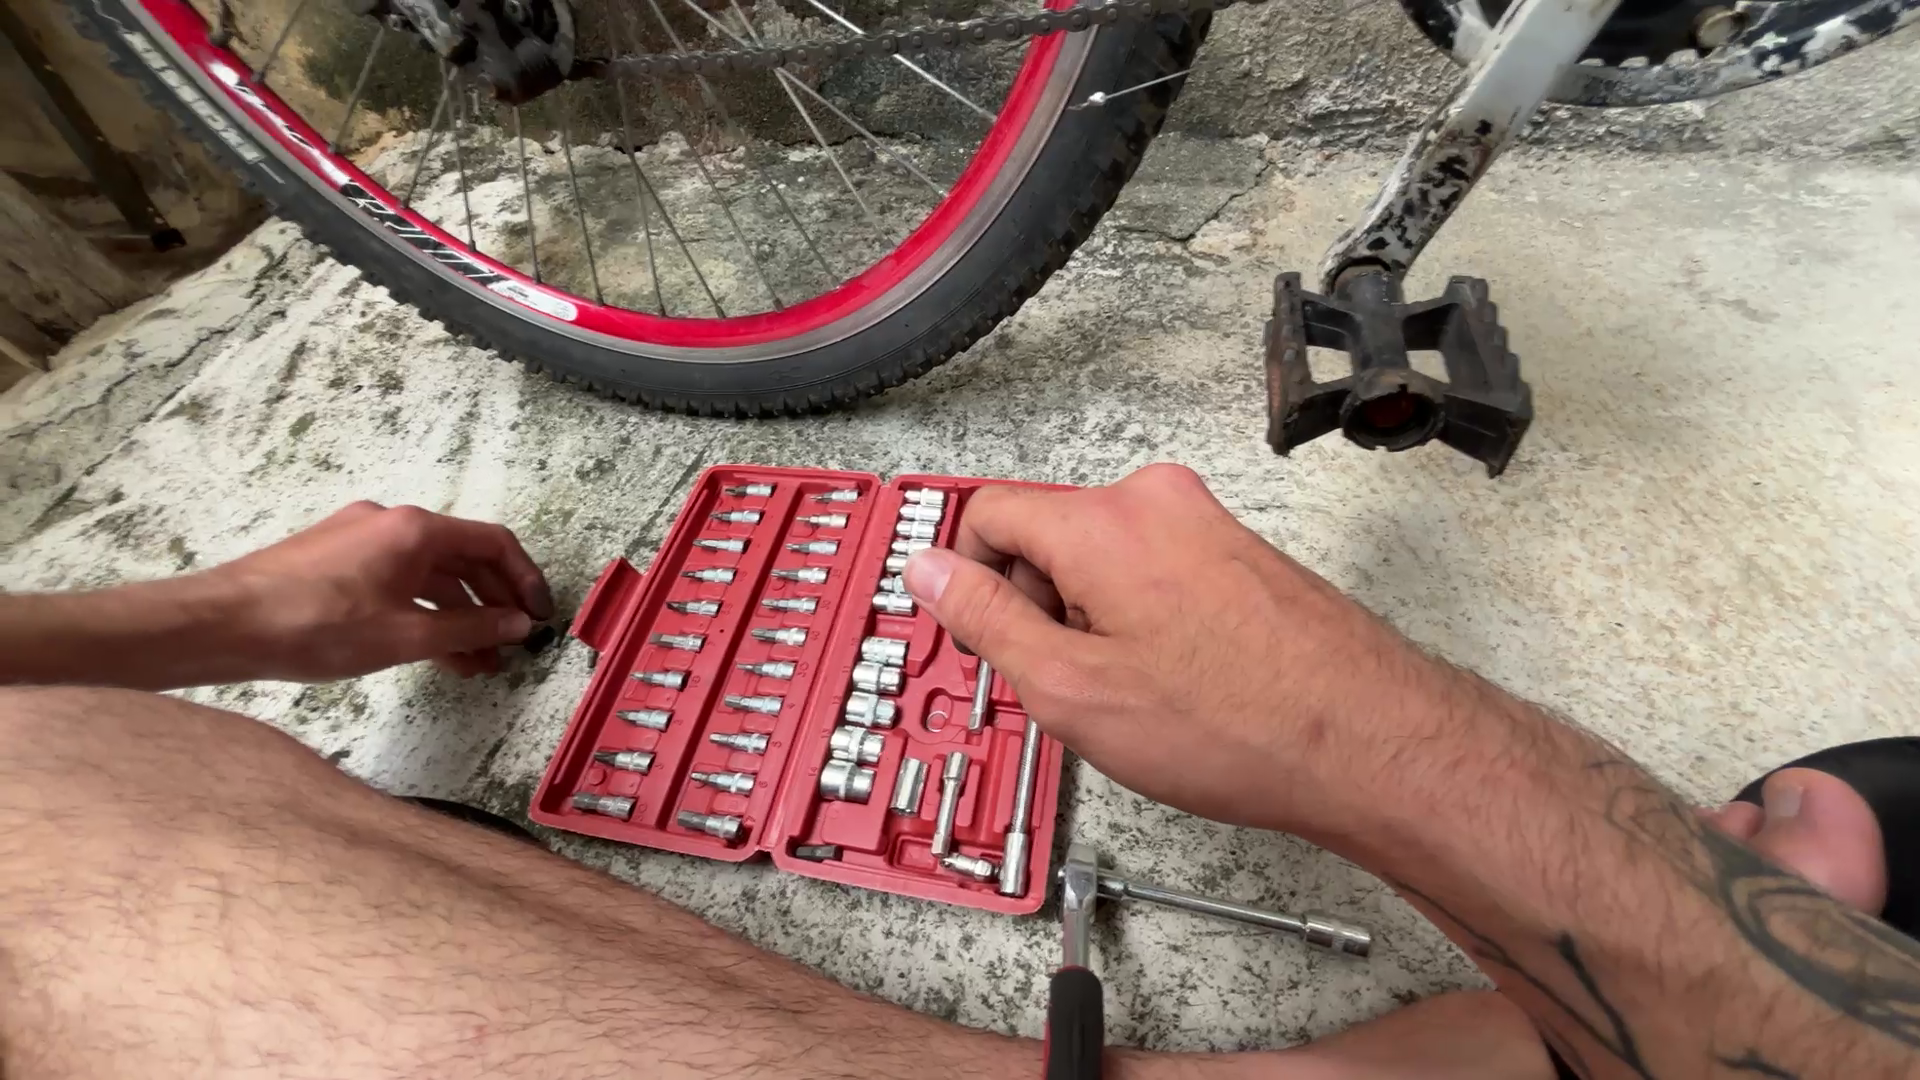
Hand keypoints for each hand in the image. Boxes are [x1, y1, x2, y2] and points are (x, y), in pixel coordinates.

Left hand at [207, 502, 552, 680]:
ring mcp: (361, 541)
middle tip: (512, 643)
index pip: (495, 544)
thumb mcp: (407, 634)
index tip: (539, 616)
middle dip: (494, 604)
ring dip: (460, 617)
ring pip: (431, 577)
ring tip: (479, 663)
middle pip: (465, 560)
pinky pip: (399, 584)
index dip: (526, 580)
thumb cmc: (318, 626)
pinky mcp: (335, 562)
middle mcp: (393, 523)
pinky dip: (424, 613)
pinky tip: (437, 652)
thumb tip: (521, 626)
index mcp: (416, 529)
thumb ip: (474, 629)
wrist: (208, 628)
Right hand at [901, 465, 1457, 836]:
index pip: (987, 512)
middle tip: (1065, 673)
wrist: (1370, 742)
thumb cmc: (1234, 722)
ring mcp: (1198, 517)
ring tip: (1125, 680)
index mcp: (1102, 522)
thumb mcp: (1070, 685)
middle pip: (1042, 532)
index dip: (969, 575)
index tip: (985, 628)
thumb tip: (928, 571)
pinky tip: (1163, 670)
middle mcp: (1152, 500)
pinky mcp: (1227, 544)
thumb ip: (984, 618)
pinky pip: (1143, 562)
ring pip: (1093, 552)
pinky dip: (1129, 609)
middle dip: (1033, 601)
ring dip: (1083, 610)